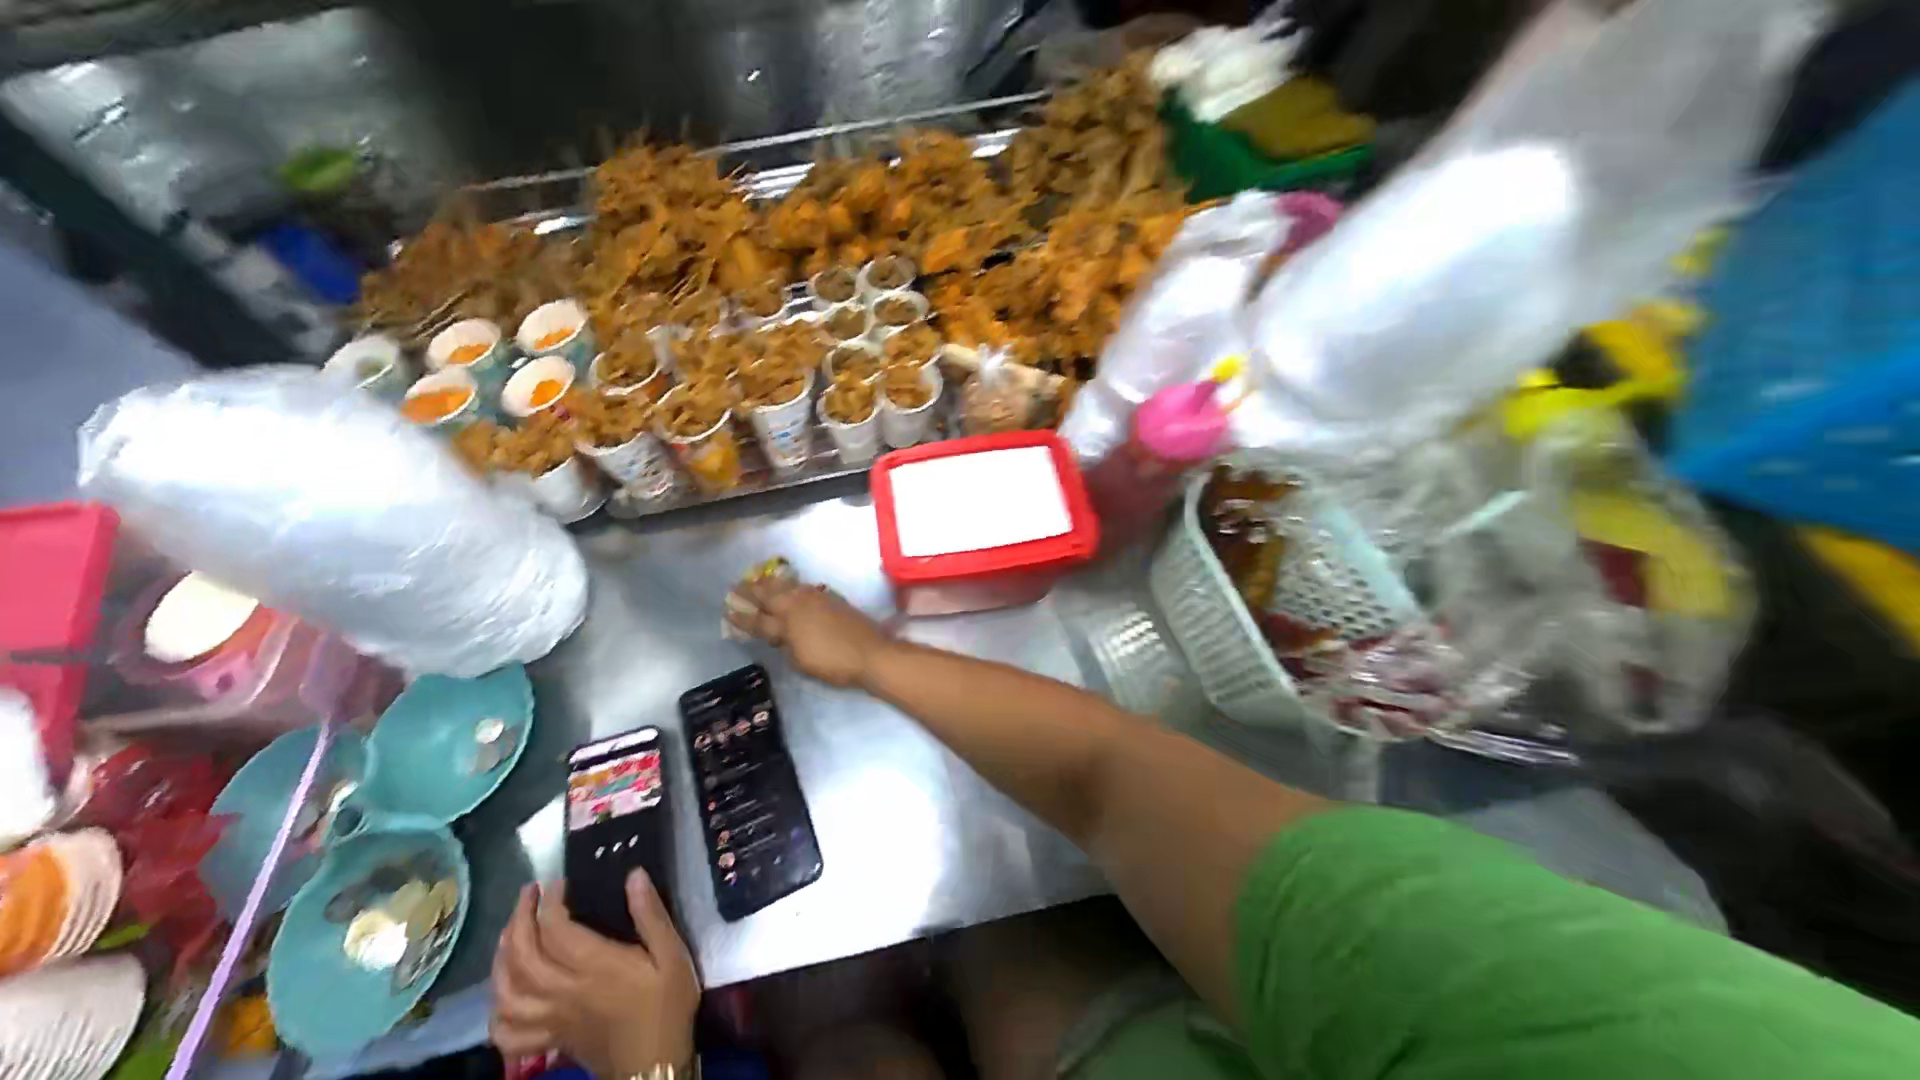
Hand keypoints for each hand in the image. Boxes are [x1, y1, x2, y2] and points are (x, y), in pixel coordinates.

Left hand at [489, 870, 699, 1077]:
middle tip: (530, 894)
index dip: (550, 903)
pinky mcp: (549, 1039)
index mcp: (596, 968)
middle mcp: (565, 992)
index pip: (556, 931)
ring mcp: (552, 1019)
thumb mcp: (672, 954)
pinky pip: (508, 1031)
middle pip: (524, 956)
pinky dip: (497, 1010)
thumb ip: (651, 915)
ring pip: (508, 991)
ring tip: (511, 933)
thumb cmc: (668, 1004)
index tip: (558, 881)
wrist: (655, 1064)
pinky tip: (504, 991)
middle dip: (519, 920)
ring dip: (501, 959)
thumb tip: (633, 875)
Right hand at [726, 576, 891, 687]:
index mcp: (786, 624)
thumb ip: (786, 644)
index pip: (757, 620)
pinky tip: (790, 587)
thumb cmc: (833, 664)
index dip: (741, 616)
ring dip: (770, 584)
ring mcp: (815, 598)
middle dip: (751, 592)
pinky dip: (791, 586)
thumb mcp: (801, 661)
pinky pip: (803, 588)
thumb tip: (779, 634)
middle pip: (769, 595)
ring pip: (786, 587)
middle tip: (735, 586)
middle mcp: (797, 605)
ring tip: (759, 581)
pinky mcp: (831, 597)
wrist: (871, 653)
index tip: (726, 610)